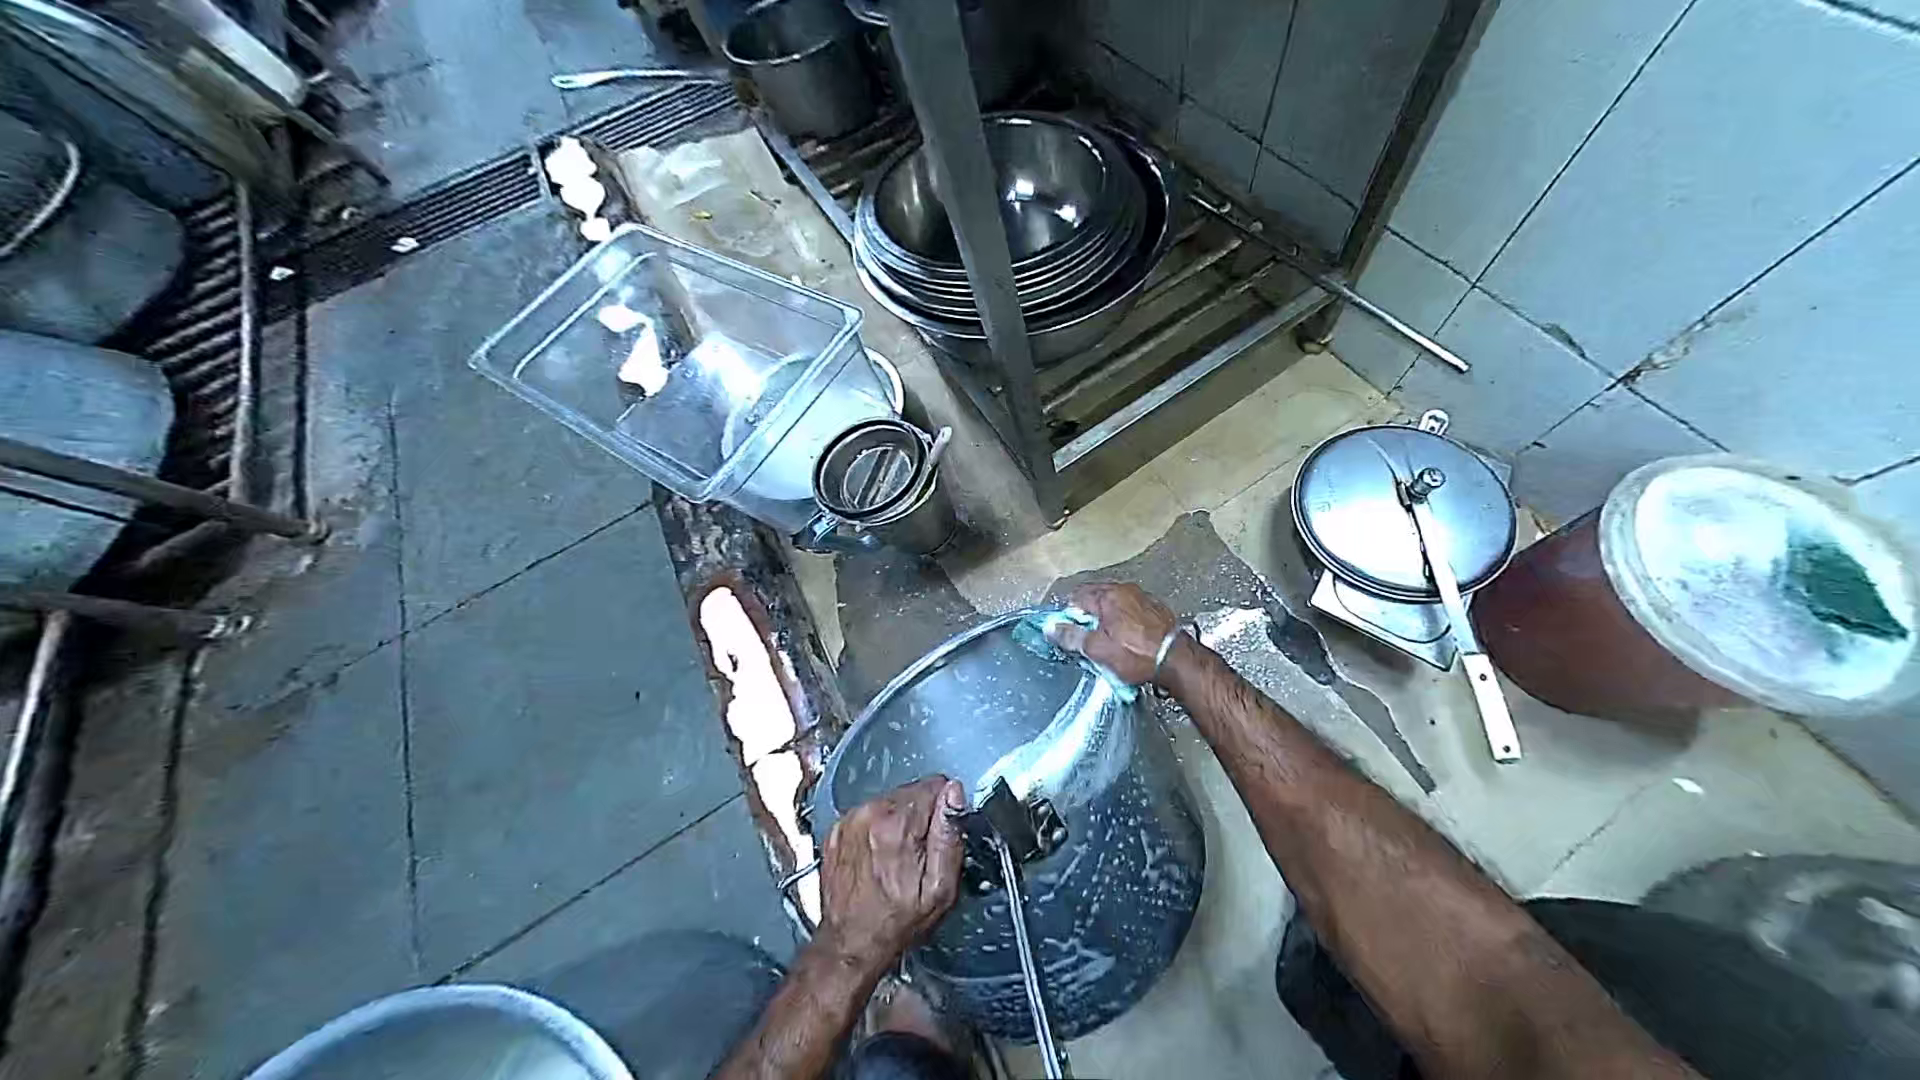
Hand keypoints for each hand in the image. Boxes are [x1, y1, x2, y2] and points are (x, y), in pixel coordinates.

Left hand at [818, 775, 965, 974]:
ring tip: (895, 859)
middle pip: (911, 792)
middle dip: (920, 817)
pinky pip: (869, 814)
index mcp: (897, 824)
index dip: (943, 811)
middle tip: (916, 855)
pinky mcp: (837, 828)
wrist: (851, 943)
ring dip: (898, 823)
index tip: (936, 837)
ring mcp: (849, 820)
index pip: (935, 785)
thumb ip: (950, 833)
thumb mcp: (940, 887)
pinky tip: (876, 858)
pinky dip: (876, 830)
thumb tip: (954, 793)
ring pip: (891, 801)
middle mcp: (869, 814)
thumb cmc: (896, 921)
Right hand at [1050, 582, 1180, 685]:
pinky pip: (1131, 612)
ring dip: (1107, 620)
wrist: (1177, 662)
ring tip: (1108, 643)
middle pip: (1096, 598)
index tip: (1069, 632)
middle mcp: (1126, 591)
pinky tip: (1127, 641)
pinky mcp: (1156, 611)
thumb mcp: (1097, 649)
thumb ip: (1071, 636)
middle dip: (1088, 617)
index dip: (1069, 615)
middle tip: (1087, 639)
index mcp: (1108, 595)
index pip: (1076, 597)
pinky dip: (1125, 623)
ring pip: (1114, 605)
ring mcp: (1143, 599)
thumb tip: (1051, 628)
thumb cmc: (1138, 655)